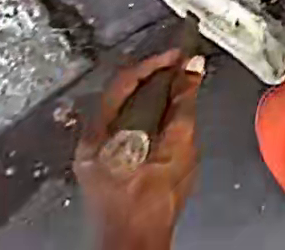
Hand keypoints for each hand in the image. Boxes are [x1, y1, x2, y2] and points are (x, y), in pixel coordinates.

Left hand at [75, 50, 205, 249]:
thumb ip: (184, 102)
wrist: (136, 243)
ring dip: (153, 89)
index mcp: (99, 136)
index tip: (180, 54)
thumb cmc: (154, 198)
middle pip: (121, 92)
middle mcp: (91, 142)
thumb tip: (193, 65)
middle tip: (183, 63)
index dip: (154, 62)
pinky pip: (126, 120)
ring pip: (124, 106)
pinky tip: (168, 106)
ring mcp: (95, 153)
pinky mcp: (106, 161)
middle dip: (155, 73)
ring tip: (180, 80)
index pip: (123, 82)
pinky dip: (149, 106)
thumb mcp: (177, 145)